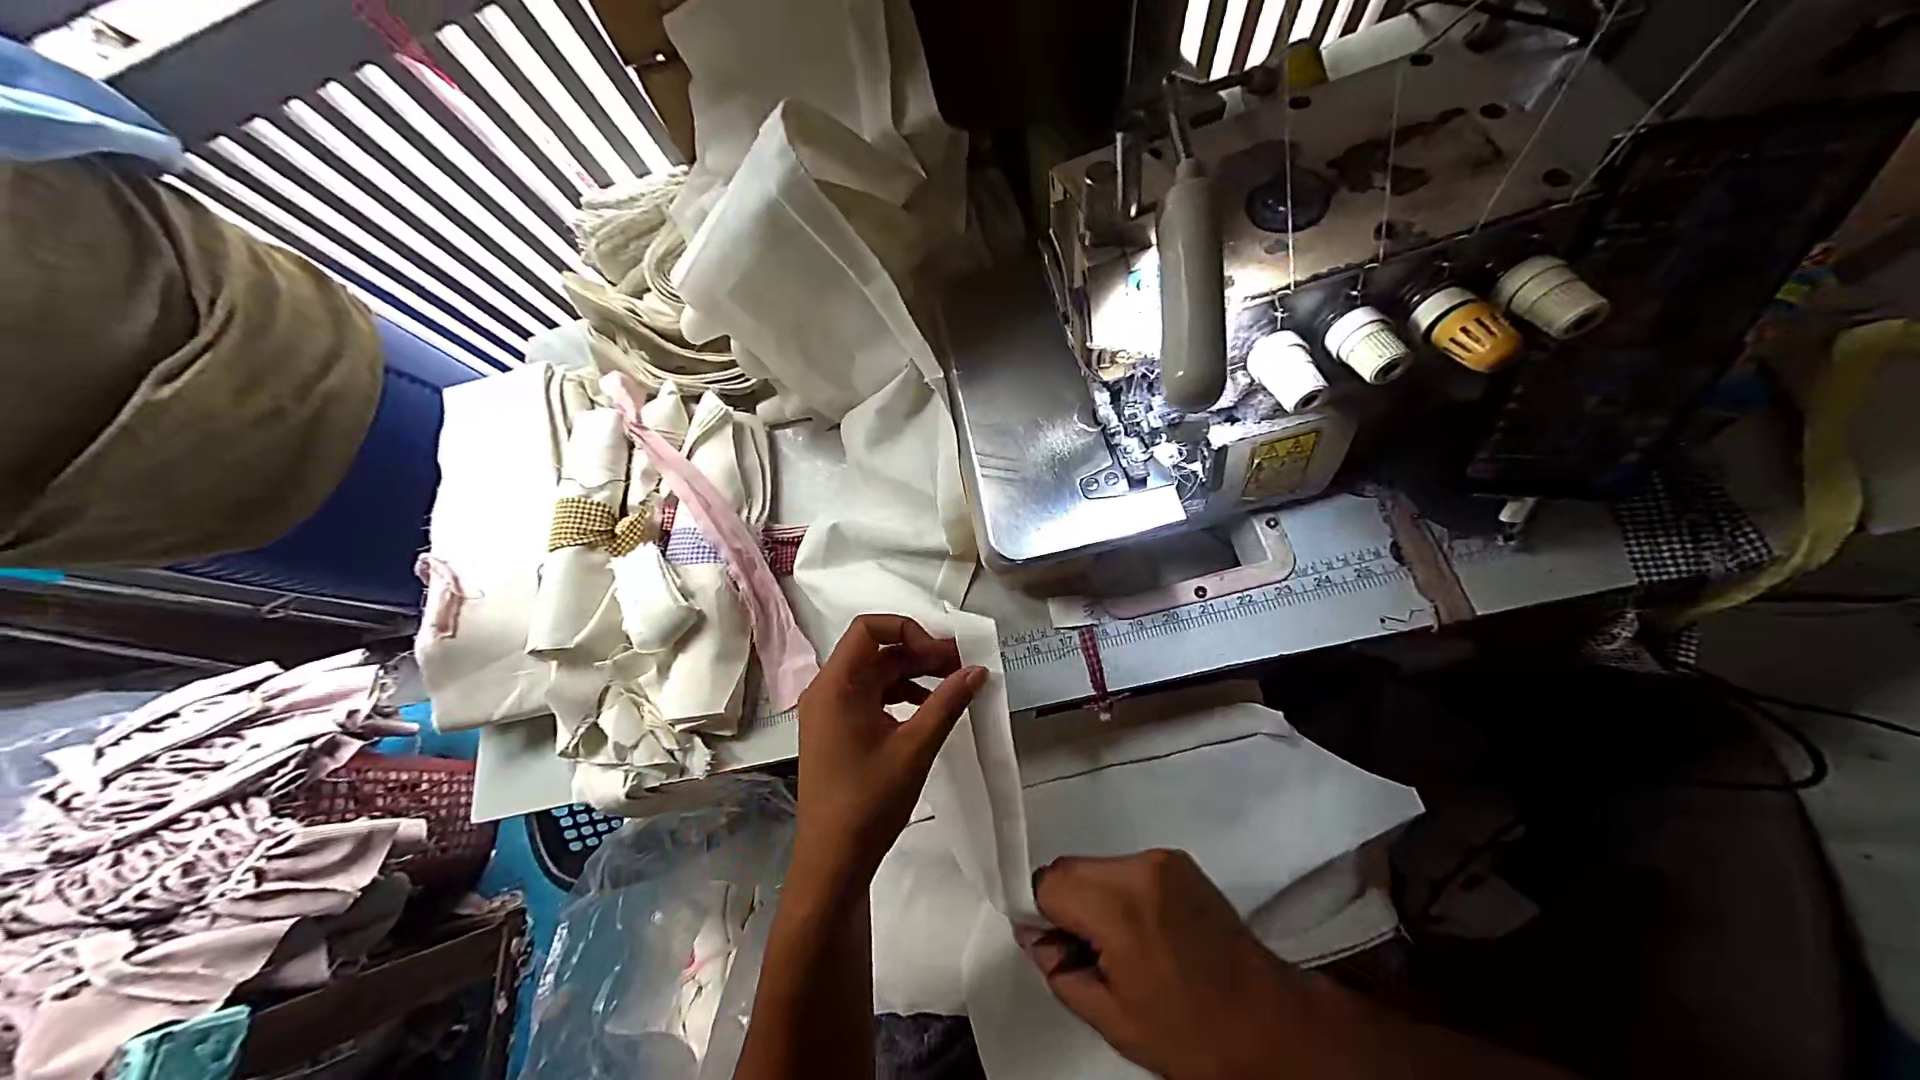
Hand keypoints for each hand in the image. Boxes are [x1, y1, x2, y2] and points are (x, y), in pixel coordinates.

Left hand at [792, 614, 985, 885]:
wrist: (833, 860)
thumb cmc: (868, 803)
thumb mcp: (915, 748)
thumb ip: (947, 703)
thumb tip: (977, 671)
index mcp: (836, 686)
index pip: (869, 629)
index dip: (909, 631)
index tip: (941, 656)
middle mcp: (827, 691)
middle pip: (875, 651)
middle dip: (919, 653)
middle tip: (961, 666)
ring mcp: (829, 711)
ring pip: (875, 674)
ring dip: (913, 674)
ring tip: (952, 686)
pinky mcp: (836, 730)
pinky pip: (869, 696)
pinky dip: (900, 694)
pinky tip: (928, 709)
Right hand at [1028, 850, 1299, 1079]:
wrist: (1268, 1023)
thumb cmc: (1197, 1034)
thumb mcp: (1111, 1018)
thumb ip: (1059, 970)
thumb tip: (1035, 937)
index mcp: (1121, 910)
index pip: (1047, 883)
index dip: (1039, 913)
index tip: (1046, 939)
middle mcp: (1141, 870)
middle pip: (1068, 867)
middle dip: (1063, 903)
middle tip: (1082, 949)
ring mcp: (1163, 860)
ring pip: (1095, 864)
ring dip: (1091, 895)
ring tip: (1118, 944)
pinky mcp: (1178, 859)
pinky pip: (1124, 865)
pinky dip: (1118, 890)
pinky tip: (1140, 929)